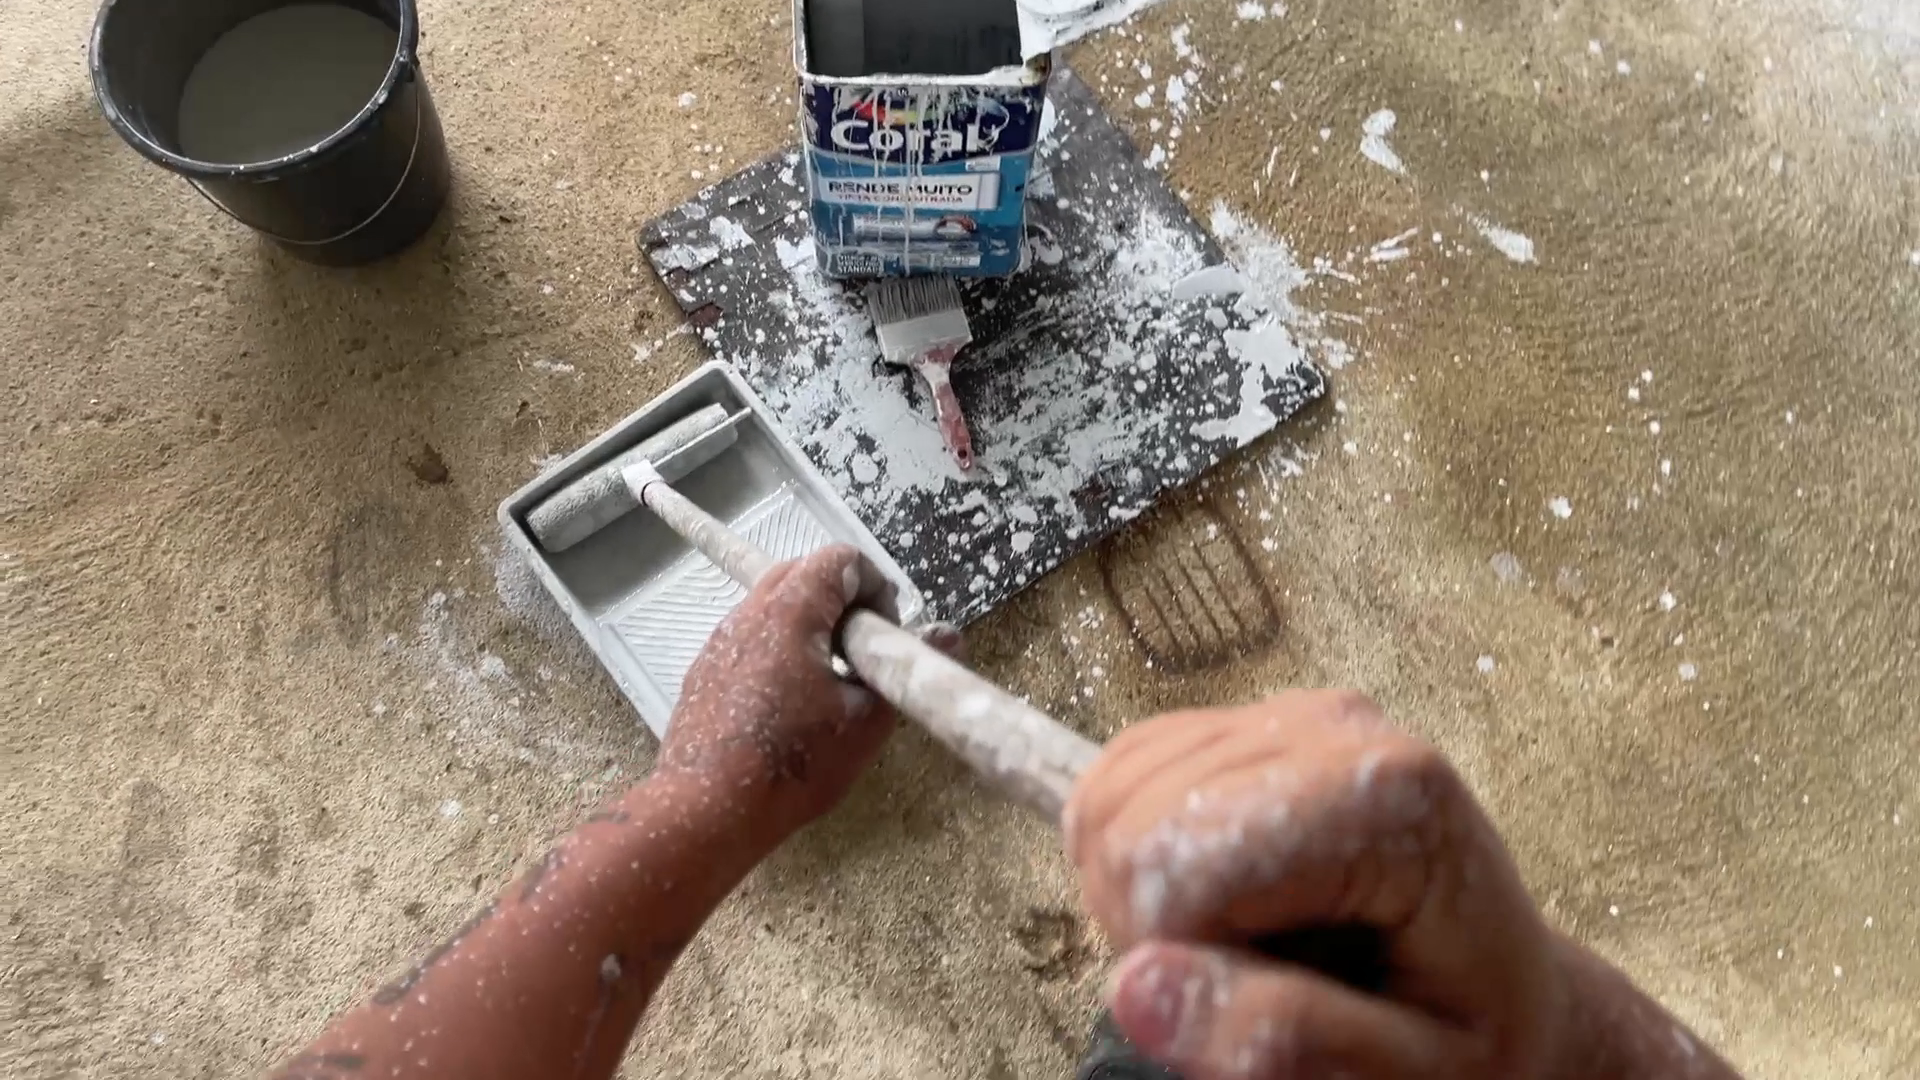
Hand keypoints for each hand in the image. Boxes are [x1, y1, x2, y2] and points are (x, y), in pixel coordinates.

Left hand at [661, 545, 952, 848]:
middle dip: (844, 598)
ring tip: (829, 673)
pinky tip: (790, 696)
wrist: (705, 811)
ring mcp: (722, 637)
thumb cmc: (795, 764)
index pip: (840, 558)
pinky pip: (752, 632)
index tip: (885, 634)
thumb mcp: (866, 719)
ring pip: (774, 600)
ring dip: (811, 619)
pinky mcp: (706, 666)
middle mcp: (751, 611)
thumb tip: (950, 635)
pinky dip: (781, 642)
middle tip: (862, 648)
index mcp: (792, 610)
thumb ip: (906, 668)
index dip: (875, 586)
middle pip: (805, 570)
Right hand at [1066, 691, 1565, 1078]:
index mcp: (1387, 797)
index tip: (1228, 1001)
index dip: (1170, 950)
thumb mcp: (1412, 1073)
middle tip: (1216, 973)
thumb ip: (1283, 1036)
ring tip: (1208, 932)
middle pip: (1132, 819)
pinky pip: (1123, 764)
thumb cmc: (1470, 1024)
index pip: (1180, 857)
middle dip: (1139, 917)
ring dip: (1127, 880)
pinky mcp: (1236, 717)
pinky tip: (1183, 881)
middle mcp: (1325, 726)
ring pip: (1112, 789)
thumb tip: (1131, 989)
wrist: (1492, 959)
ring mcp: (1275, 711)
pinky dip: (1119, 836)